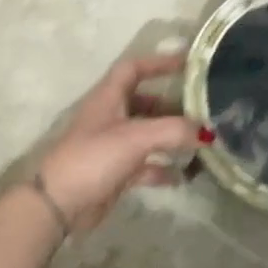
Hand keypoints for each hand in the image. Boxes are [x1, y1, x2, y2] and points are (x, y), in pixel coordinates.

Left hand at [38, 54, 203, 230]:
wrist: (60, 204)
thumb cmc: (93, 159)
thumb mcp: (135, 138)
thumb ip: (173, 130)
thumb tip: (207, 132)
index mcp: (108, 98)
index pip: (134, 68)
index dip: (159, 62)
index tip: (188, 64)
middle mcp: (111, 117)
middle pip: (147, 102)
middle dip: (175, 106)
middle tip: (204, 111)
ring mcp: (114, 146)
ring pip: (149, 134)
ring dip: (173, 138)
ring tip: (202, 143)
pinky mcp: (117, 172)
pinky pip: (147, 165)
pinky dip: (165, 168)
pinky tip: (184, 175)